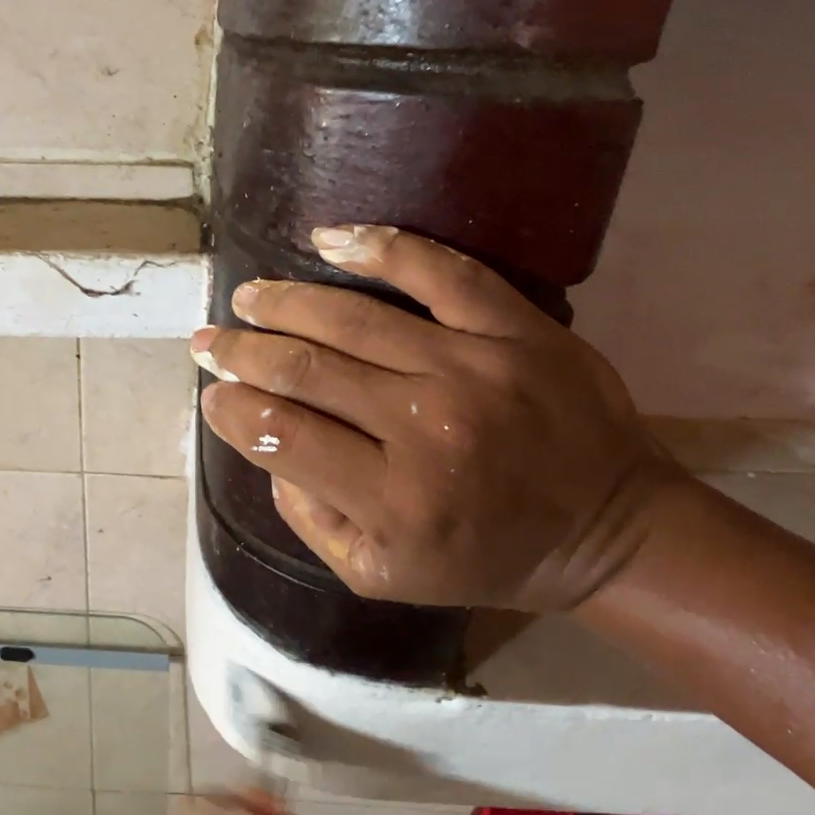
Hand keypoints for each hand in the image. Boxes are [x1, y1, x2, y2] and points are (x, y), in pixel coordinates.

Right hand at [193, 225, 680, 611]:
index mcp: (392, 501)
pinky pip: (438, 271)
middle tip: (209, 341)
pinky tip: (327, 239)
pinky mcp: (516, 328)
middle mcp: (425, 427)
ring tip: (248, 297)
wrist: (606, 529)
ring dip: (284, 302)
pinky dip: (377, 248)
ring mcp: (474, 367)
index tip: (212, 394)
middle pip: (304, 369)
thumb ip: (309, 518)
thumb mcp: (379, 575)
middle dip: (241, 352)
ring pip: (352, 317)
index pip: (279, 436)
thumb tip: (265, 447)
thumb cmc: (484, 558)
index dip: (231, 410)